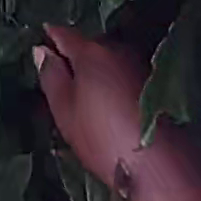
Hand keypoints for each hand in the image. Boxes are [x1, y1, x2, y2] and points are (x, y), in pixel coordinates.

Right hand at [34, 25, 200, 200]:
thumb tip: (41, 49)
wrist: (159, 166)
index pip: (64, 33)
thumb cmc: (102, 138)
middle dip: (74, 53)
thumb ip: (51, 76)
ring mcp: (137, 63)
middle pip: (88, 44)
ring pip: (107, 57)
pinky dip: (113, 78)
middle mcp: (115, 48)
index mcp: (90, 51)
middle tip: (60, 70)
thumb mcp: (66, 111)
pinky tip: (111, 100)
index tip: (41, 35)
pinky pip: (123, 71)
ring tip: (86, 89)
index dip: (50, 35)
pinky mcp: (153, 81)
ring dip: (96, 67)